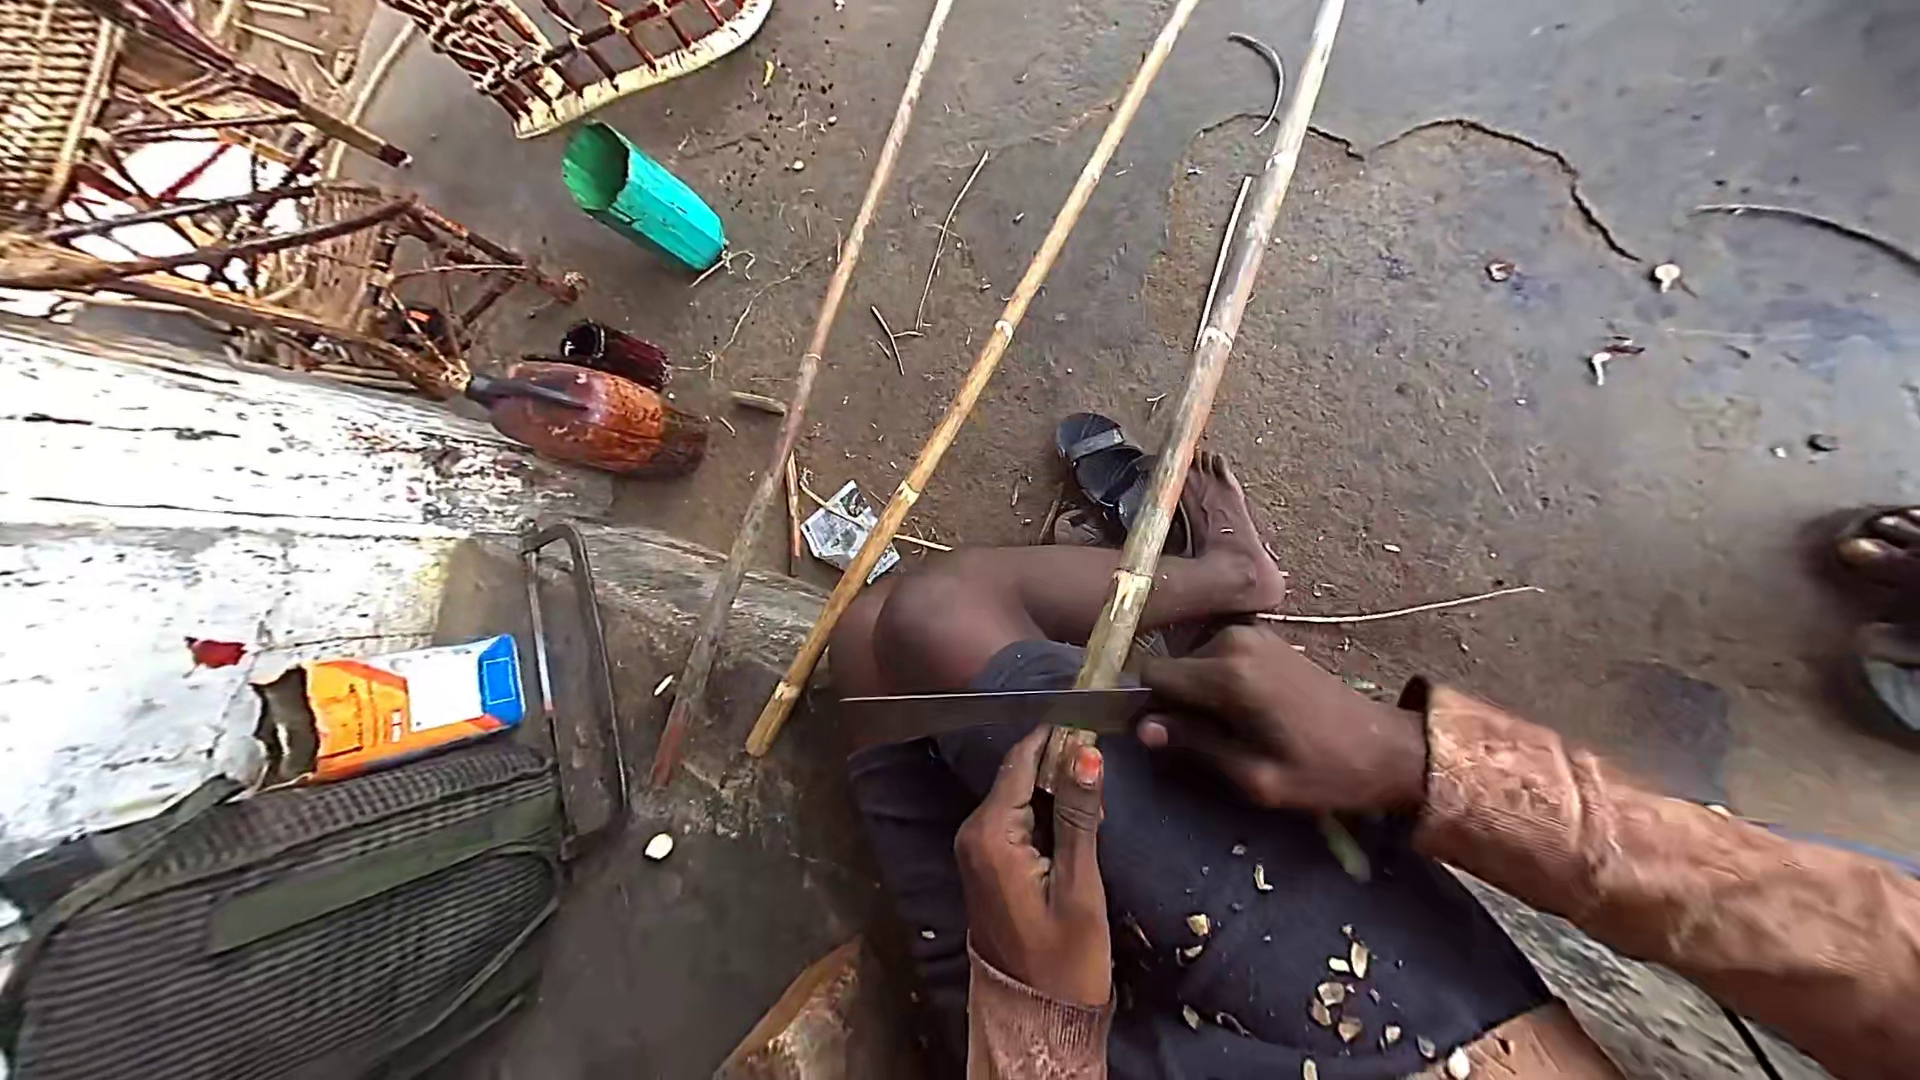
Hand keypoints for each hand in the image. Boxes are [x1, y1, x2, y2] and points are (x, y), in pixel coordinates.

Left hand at [954, 725, 1110, 1006]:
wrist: (1035, 1020)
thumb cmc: (1064, 959)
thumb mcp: (1079, 885)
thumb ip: (1079, 814)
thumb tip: (1086, 751)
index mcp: (990, 833)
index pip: (1021, 762)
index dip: (1054, 738)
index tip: (1086, 719)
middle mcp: (974, 831)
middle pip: (1018, 774)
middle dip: (1058, 767)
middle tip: (1099, 774)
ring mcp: (976, 846)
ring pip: (1019, 794)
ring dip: (1055, 792)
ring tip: (1093, 805)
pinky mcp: (985, 859)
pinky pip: (1015, 817)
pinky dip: (1045, 813)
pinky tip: (1074, 827)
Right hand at [1136, 624, 1427, 812]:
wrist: (1387, 747)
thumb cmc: (1323, 771)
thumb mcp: (1256, 777)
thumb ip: (1195, 745)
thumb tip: (1142, 729)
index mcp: (1228, 674)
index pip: (1152, 673)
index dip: (1145, 702)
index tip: (1158, 729)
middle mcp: (1232, 642)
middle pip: (1171, 666)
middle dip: (1174, 699)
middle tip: (1202, 735)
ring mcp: (1248, 633)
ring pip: (1189, 659)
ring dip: (1195, 689)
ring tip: (1228, 722)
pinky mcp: (1261, 634)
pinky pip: (1213, 653)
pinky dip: (1213, 676)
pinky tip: (1242, 703)